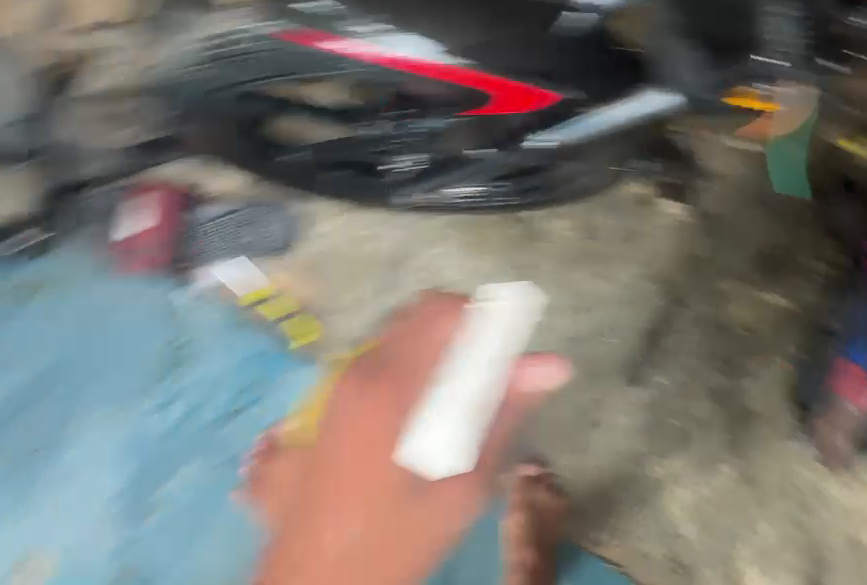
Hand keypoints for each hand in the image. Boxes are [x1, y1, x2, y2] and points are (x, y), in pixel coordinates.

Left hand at [250, 292, 572, 584]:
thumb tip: (554, 364)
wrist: (312, 584)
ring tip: (468, 398)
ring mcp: (346, 383)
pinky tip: (434, 414)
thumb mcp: (464, 485)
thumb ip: (505, 413)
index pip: (442, 309)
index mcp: (393, 384)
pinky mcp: (339, 401)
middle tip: (495, 374)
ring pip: (406, 332)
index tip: (511, 348)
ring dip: (443, 347)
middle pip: (422, 313)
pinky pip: (389, 356)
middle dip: (467, 330)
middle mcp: (364, 369)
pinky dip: (421, 364)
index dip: (485, 315)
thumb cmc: (394, 540)